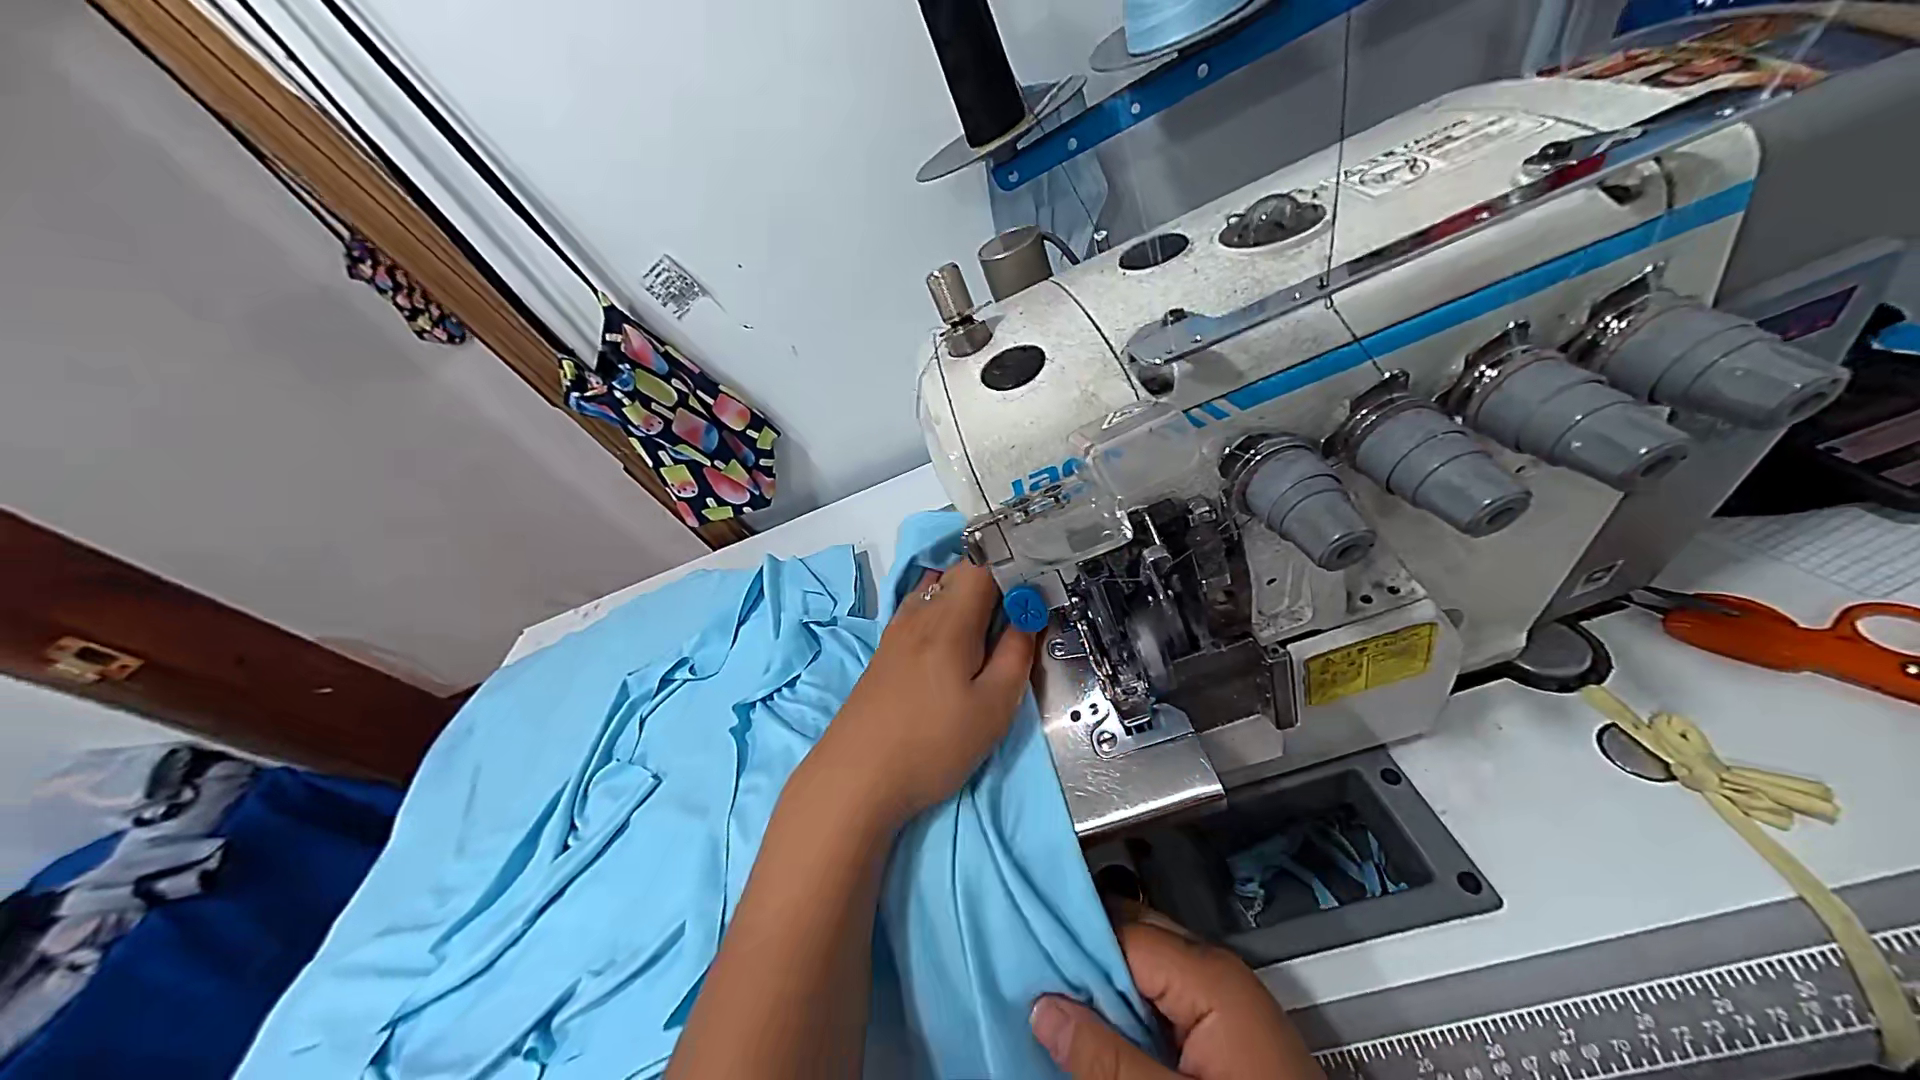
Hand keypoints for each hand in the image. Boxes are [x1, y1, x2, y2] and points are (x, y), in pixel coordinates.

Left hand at [808, 561, 1037, 828]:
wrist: (855, 778)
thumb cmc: (932, 744)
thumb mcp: (993, 706)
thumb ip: (1016, 653)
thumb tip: (1029, 615)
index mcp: (949, 618)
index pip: (983, 563)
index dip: (1014, 568)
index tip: (1035, 597)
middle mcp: (919, 613)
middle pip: (960, 574)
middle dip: (994, 585)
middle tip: (1018, 623)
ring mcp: (896, 631)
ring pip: (939, 593)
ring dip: (968, 602)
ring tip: (988, 638)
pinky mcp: (885, 652)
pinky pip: (922, 613)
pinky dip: (945, 618)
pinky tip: (953, 653)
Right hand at [1030, 906, 1323, 1079]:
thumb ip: (1105, 1058)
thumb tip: (1045, 1008)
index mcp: (1208, 974)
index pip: (1118, 930)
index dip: (1069, 943)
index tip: (1024, 955)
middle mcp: (1213, 972)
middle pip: (1129, 938)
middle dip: (1081, 959)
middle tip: (1032, 979)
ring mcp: (1217, 1001)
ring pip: (1139, 971)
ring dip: (1099, 990)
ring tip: (1054, 1009)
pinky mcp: (1219, 1032)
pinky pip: (1157, 1002)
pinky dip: (1124, 1013)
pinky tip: (1096, 1035)